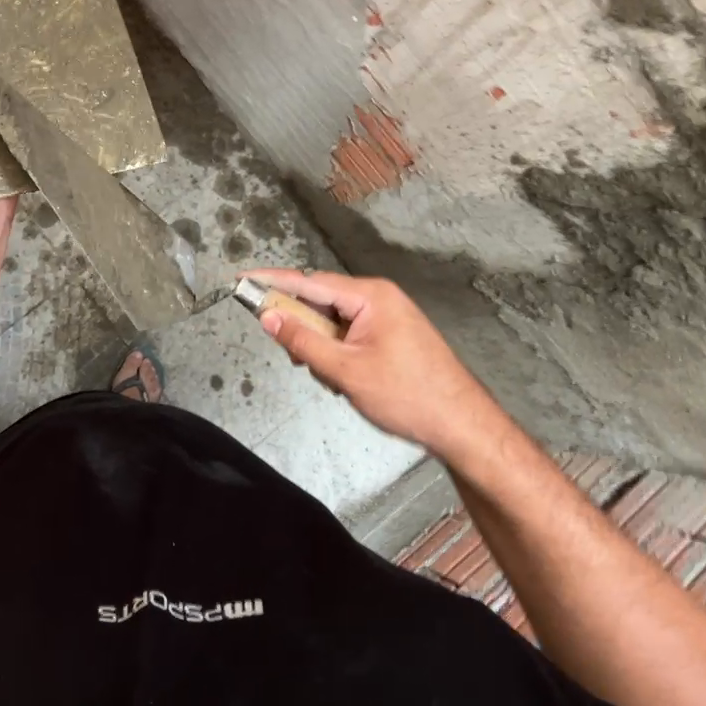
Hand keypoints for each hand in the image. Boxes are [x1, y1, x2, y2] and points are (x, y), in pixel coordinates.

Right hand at [242, 269, 505, 457]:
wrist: (464, 427)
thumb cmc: (407, 396)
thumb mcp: (345, 371)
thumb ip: (302, 341)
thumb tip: (267, 316)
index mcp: (370, 296)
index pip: (309, 282)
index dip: (272, 281)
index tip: (241, 280)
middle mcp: (379, 297)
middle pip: (320, 300)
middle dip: (301, 327)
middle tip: (296, 357)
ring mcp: (387, 316)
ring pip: (333, 321)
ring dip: (321, 346)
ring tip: (330, 377)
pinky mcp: (392, 335)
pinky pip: (349, 333)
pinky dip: (337, 352)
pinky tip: (343, 378)